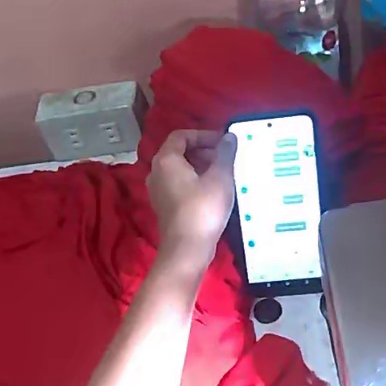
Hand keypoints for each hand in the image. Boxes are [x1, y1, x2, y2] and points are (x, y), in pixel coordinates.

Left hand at [147, 129, 236, 273]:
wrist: (187, 249)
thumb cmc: (203, 209)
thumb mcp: (220, 177)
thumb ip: (224, 153)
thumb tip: (229, 137)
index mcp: (166, 160)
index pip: (181, 136)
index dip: (204, 135)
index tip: (223, 143)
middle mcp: (156, 172)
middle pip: (179, 152)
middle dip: (204, 151)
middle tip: (226, 158)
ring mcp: (158, 191)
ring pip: (180, 170)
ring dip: (201, 167)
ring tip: (224, 174)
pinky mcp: (165, 206)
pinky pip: (179, 185)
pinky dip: (196, 182)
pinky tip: (215, 192)